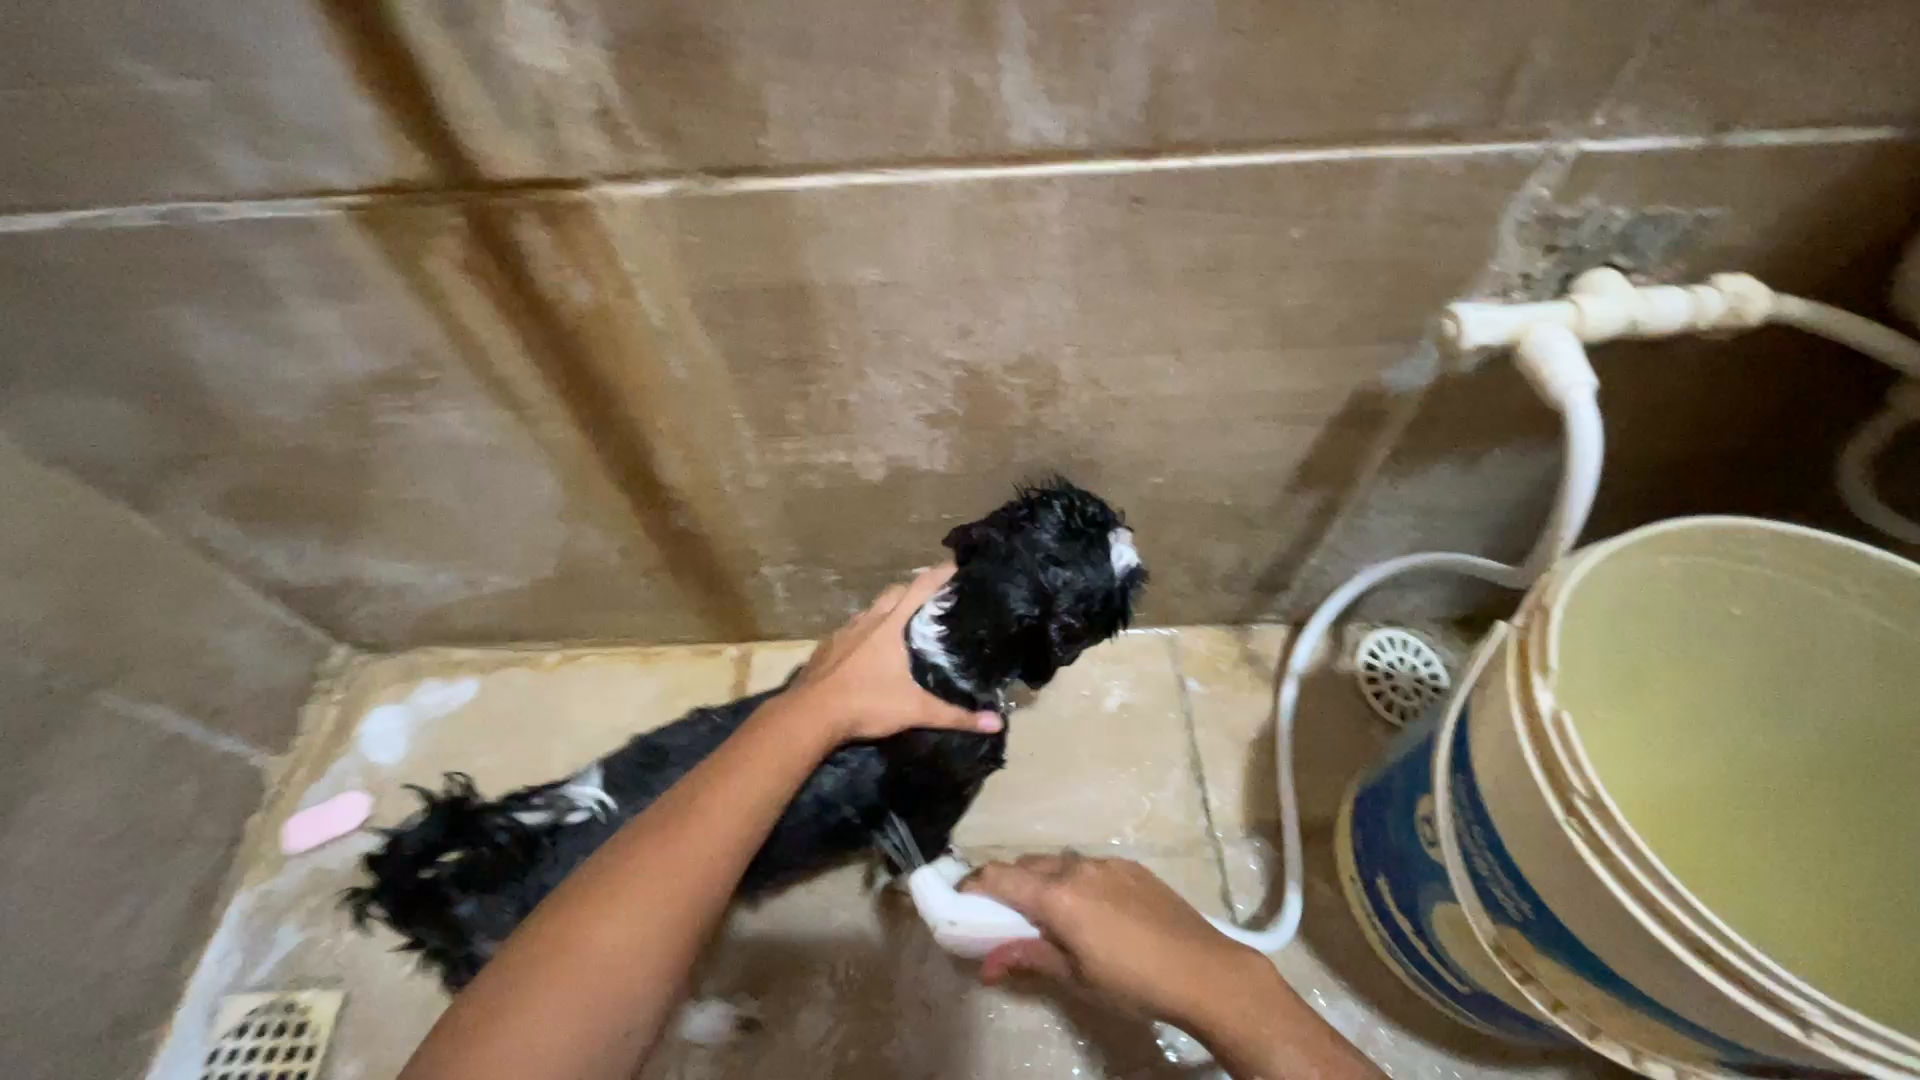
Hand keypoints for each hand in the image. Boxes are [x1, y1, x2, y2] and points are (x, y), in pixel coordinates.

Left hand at [784, 564, 1001, 742]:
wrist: (809, 715)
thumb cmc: (865, 704)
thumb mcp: (915, 711)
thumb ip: (955, 716)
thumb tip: (996, 724)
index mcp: (890, 626)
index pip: (920, 588)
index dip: (939, 574)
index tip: (956, 564)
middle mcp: (867, 621)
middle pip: (894, 592)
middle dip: (914, 588)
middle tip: (933, 597)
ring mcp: (843, 633)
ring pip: (870, 610)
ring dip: (888, 610)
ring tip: (904, 622)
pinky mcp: (827, 648)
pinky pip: (851, 630)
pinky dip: (865, 631)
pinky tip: (869, 650)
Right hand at [963, 854, 1264, 1026]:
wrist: (1205, 970)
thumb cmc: (1134, 982)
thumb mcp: (1076, 978)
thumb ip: (1029, 959)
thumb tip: (986, 964)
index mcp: (1058, 896)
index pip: (1000, 877)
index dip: (974, 884)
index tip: (962, 898)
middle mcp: (1078, 868)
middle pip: (1027, 865)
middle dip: (1010, 885)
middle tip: (1007, 916)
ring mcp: (1107, 863)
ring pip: (1059, 863)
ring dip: (1044, 881)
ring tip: (1053, 915)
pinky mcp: (1131, 866)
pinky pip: (1089, 865)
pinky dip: (1075, 880)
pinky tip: (1092, 910)